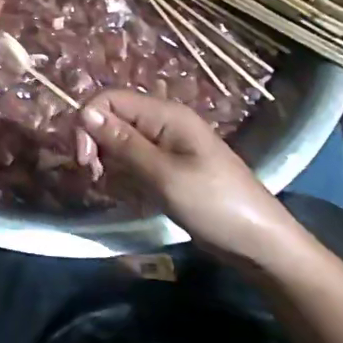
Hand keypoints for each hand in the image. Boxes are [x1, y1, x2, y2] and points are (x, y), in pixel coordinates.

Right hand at [74, 89, 309, 266]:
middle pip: (111, 116)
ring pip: (117, 138)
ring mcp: (166, 144)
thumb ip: (123, 143)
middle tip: (92, 173)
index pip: (109, 99)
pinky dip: (120, 170)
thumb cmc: (214, 204)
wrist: (259, 243)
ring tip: (106, 183)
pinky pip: (131, 157)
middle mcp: (163, 122)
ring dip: (105, 157)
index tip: (84, 158)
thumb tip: (85, 113)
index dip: (88, 121)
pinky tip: (122, 188)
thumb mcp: (163, 174)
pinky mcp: (167, 165)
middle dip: (93, 140)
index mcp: (166, 115)